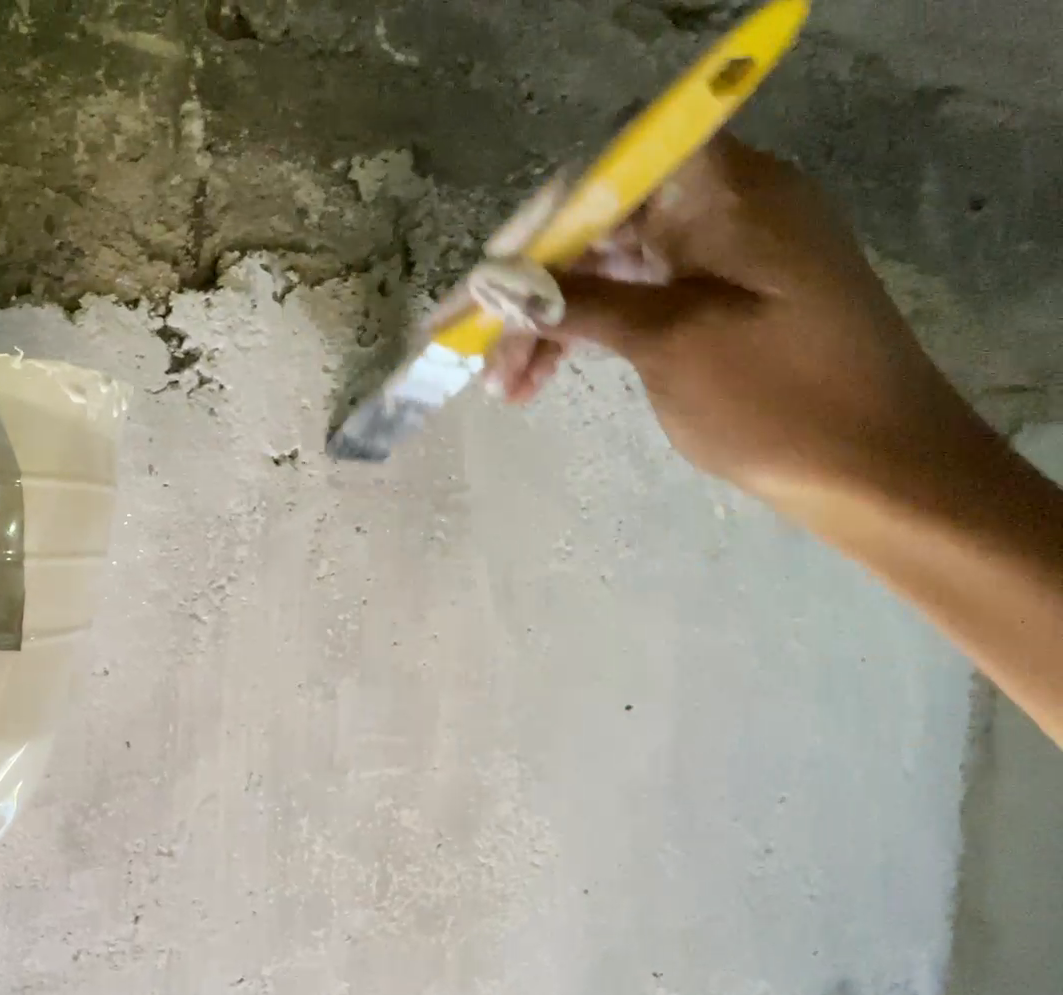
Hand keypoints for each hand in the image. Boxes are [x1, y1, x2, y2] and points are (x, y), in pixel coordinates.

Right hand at [485, 134, 997, 507]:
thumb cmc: (778, 396)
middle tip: (471, 345)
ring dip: (544, 323)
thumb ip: (576, 302)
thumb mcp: (667, 340)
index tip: (483, 286)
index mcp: (725, 192)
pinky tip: (535, 380)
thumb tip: (492, 284)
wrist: (874, 467)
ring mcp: (713, 253)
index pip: (604, 176)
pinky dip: (578, 334)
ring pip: (599, 269)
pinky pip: (623, 298)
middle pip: (593, 225)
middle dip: (528, 288)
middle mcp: (718, 207)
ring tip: (501, 386)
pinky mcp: (707, 297)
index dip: (534, 226)